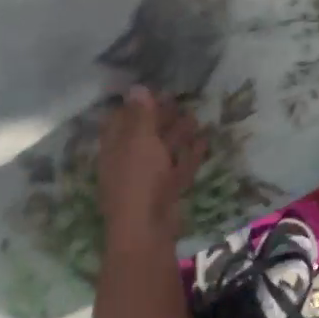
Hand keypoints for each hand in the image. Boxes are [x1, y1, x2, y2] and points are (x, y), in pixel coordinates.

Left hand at [98, 87, 205, 252]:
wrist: (148, 230)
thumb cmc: (138, 179)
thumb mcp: (139, 140)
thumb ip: (141, 114)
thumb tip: (137, 87)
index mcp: (115, 148)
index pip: (120, 121)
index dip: (134, 105)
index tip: (152, 89)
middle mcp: (128, 162)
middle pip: (143, 134)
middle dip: (159, 117)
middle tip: (178, 97)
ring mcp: (147, 178)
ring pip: (162, 151)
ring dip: (177, 133)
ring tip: (195, 116)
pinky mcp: (166, 192)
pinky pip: (178, 168)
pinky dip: (189, 154)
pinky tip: (204, 141)